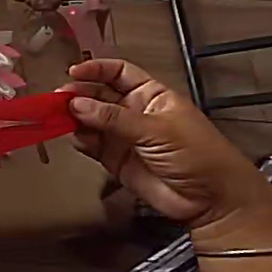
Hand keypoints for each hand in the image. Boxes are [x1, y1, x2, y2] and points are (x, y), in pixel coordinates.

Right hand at [58, 60, 271, 248]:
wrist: (211, 202)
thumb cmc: (197, 155)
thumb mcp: (157, 129)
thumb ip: (114, 117)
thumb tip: (76, 103)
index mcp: (150, 95)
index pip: (118, 72)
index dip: (96, 69)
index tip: (73, 71)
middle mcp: (133, 111)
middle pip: (98, 94)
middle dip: (79, 94)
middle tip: (60, 98)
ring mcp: (121, 135)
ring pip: (89, 118)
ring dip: (74, 116)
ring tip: (61, 118)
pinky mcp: (113, 158)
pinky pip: (89, 143)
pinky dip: (79, 139)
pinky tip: (77, 138)